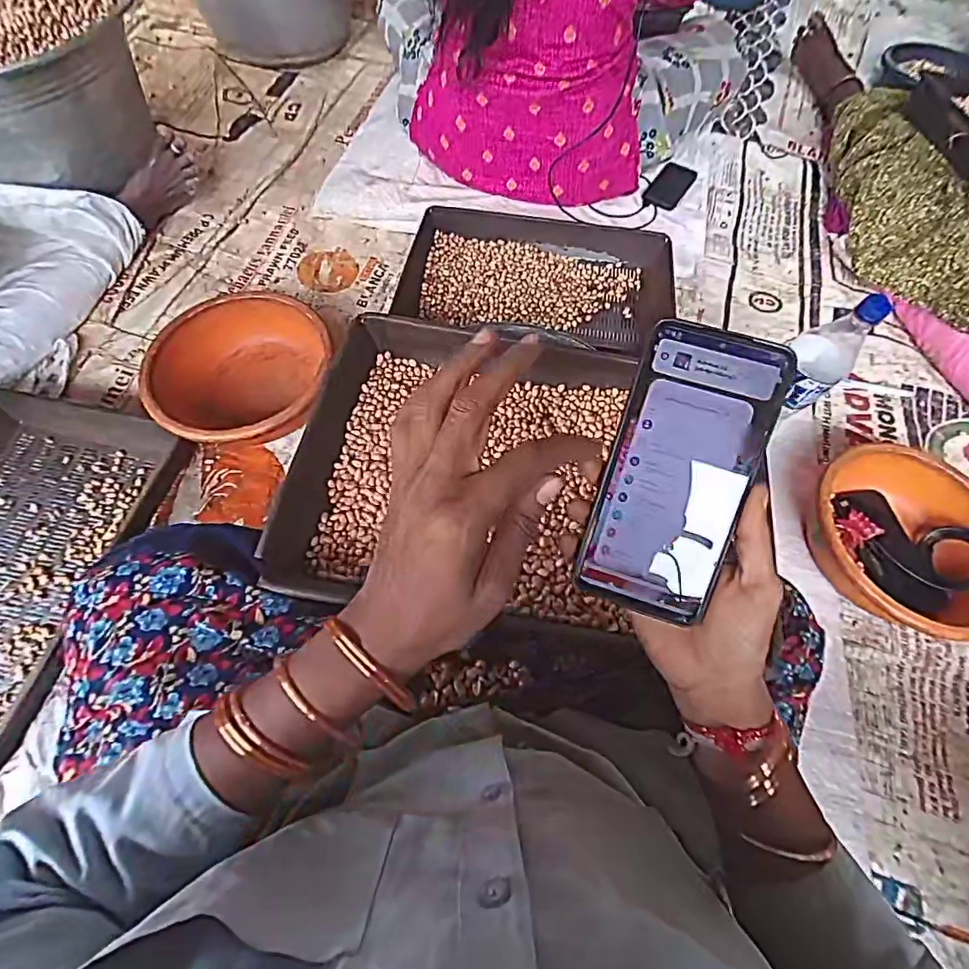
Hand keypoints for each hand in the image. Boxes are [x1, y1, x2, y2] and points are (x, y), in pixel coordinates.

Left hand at [343, 331, 599, 676]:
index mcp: (463, 515)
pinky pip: (405, 425)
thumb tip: (548, 483)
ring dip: (456, 368)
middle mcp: (431, 485)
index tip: (586, 449)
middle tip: (528, 345)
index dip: (561, 449)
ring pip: (429, 406)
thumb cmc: (440, 617)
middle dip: (502, 371)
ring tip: (482, 340)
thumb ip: (520, 530)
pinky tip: (440, 381)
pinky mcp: (396, 481)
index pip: (522, 462)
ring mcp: (408, 478)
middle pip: (469, 411)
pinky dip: (424, 395)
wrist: (382, 627)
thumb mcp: (494, 589)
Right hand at [561, 481, 784, 727]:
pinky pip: (600, 566)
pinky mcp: (626, 588)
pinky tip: (571, 536)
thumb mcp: (760, 583)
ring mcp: (646, 567)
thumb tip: (756, 492)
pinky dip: (581, 550)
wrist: (712, 680)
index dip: (660, 473)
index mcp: (706, 540)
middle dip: (617, 484)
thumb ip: (754, 539)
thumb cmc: (742, 637)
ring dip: (594, 511)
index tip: (644, 449)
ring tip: (582, 495)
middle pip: (639, 508)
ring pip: (615, 531)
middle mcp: (672, 548)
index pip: (680, 497)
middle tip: (601, 466)